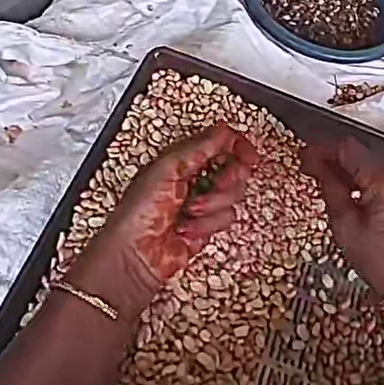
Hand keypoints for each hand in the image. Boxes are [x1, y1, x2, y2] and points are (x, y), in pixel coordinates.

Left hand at [77, 125, 258, 312]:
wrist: (134, 254)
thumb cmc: (139, 212)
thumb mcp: (167, 168)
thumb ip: (199, 147)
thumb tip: (223, 130)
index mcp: (183, 158)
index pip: (220, 143)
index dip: (238, 146)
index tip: (249, 156)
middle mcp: (196, 178)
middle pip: (234, 168)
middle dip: (229, 178)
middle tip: (219, 184)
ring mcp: (203, 203)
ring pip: (233, 195)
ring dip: (213, 204)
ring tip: (191, 210)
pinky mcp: (208, 225)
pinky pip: (226, 218)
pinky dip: (208, 224)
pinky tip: (188, 228)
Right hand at [300, 137, 383, 298]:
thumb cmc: (377, 258)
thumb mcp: (344, 223)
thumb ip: (329, 186)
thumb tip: (314, 163)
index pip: (348, 150)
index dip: (322, 150)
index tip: (303, 155)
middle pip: (357, 153)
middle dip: (330, 157)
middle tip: (305, 165)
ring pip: (364, 163)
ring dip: (341, 167)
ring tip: (317, 176)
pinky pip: (372, 175)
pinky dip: (354, 177)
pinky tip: (337, 186)